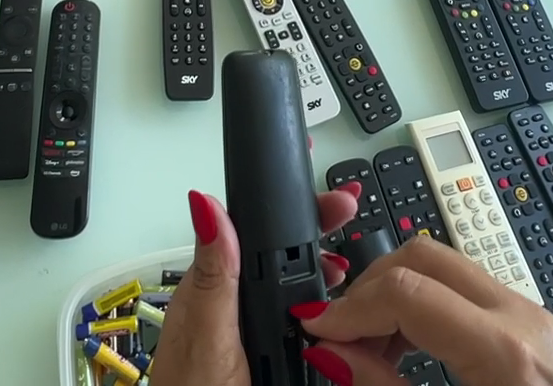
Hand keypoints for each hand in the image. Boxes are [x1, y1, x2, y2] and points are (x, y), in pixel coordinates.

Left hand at [146, 186, 361, 385]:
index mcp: (214, 288)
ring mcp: (256, 332)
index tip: (330, 196)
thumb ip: (213, 275)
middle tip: (348, 213)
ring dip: (327, 270)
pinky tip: (345, 312)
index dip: (293, 207)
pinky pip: (307, 323)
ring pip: (299, 288)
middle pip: (282, 252)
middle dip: (319, 232)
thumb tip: (203, 203)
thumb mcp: (207, 338)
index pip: (256, 229)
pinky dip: (330, 312)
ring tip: (349, 264)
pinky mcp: (276, 356)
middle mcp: (235, 305)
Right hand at [293, 237, 552, 385]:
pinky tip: (401, 343)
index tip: (316, 329)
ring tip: (366, 345)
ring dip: (391, 291)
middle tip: (339, 334)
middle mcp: (522, 316)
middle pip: (421, 256)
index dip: (351, 308)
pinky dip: (419, 301)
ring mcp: (529, 313)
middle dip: (368, 287)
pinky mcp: (526, 320)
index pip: (406, 292)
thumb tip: (332, 350)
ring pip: (439, 263)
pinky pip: (459, 286)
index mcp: (506, 353)